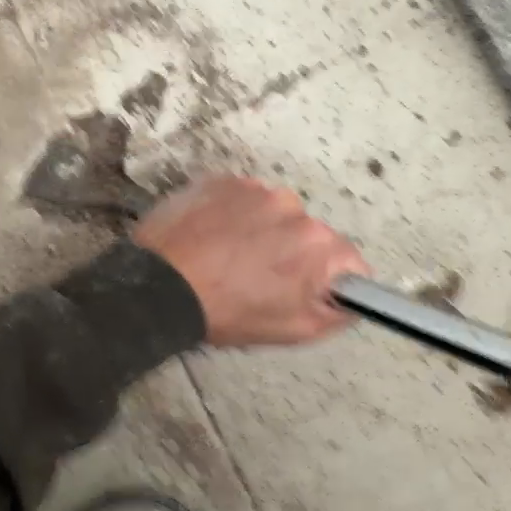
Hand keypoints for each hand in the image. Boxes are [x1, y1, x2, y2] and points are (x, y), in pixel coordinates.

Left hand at [131, 176, 367, 347]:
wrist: (159, 285)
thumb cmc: (224, 310)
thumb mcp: (294, 329)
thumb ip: (337, 312)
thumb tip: (352, 300)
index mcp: (317, 243)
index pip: (347, 261)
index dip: (329, 280)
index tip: (303, 290)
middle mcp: (290, 206)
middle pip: (306, 232)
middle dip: (289, 251)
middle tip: (255, 276)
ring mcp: (251, 189)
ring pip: (271, 212)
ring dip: (259, 229)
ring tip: (227, 256)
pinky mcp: (218, 181)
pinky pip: (238, 198)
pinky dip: (230, 214)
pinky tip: (210, 237)